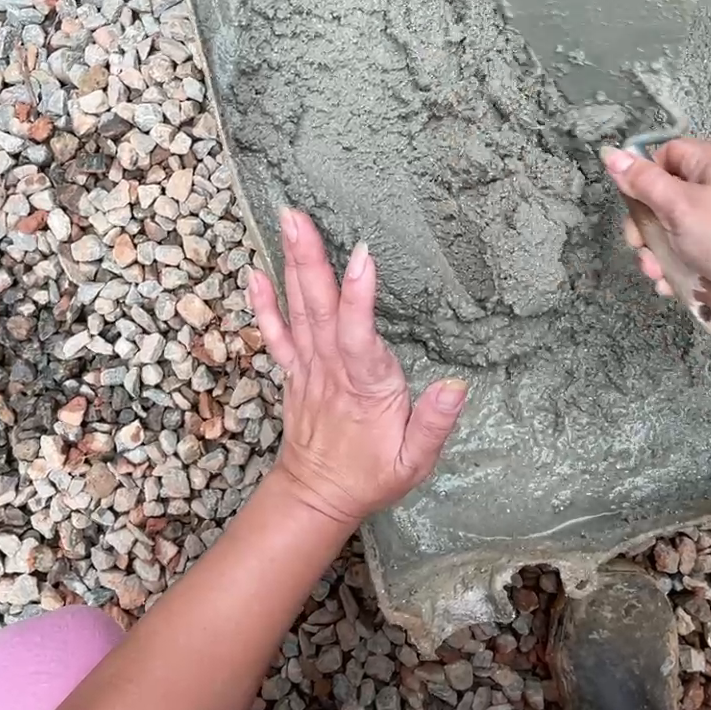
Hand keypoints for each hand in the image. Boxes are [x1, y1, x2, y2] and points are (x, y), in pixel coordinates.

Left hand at [247, 209, 468, 525]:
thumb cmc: (371, 474)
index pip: (359, 336)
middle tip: (297, 216)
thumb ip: (434, 422)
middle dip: (310, 259)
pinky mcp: (293, 369)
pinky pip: (274, 333)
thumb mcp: (415, 461)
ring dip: (292, 264)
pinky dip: (262, 303)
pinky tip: (255, 272)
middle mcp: (331, 370)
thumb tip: (456, 385)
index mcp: (366, 388)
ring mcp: (307, 367)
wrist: (318, 494)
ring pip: (298, 310)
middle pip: (319, 309)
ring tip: (287, 223)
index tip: (361, 255)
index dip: (359, 297)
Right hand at [600, 139, 710, 321]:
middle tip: (638, 246)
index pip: (667, 154)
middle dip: (645, 225)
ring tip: (655, 273)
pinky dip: (674, 264)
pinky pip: (688, 248)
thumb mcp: (678, 207)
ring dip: (655, 251)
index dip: (645, 176)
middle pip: (664, 194)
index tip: (636, 204)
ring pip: (672, 226)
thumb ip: (643, 181)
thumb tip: (611, 153)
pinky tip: (668, 283)